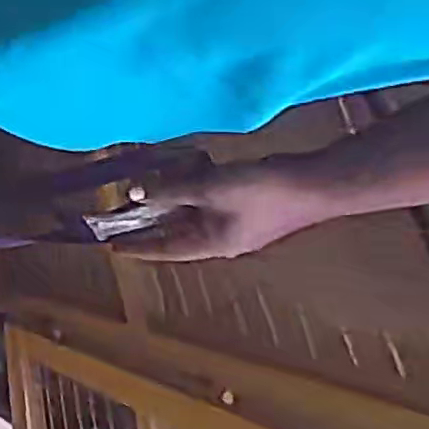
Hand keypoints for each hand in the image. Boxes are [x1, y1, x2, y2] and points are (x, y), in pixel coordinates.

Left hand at [112, 157, 339, 261]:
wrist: (315, 182)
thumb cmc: (258, 191)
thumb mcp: (205, 189)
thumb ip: (167, 193)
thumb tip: (134, 196)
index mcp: (212, 243)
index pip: (166, 249)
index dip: (138, 247)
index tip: (112, 248)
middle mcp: (221, 238)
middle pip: (174, 234)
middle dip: (146, 227)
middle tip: (115, 221)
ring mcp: (233, 221)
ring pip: (187, 216)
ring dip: (163, 207)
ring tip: (134, 199)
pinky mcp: (241, 203)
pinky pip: (201, 202)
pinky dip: (183, 193)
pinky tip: (169, 179)